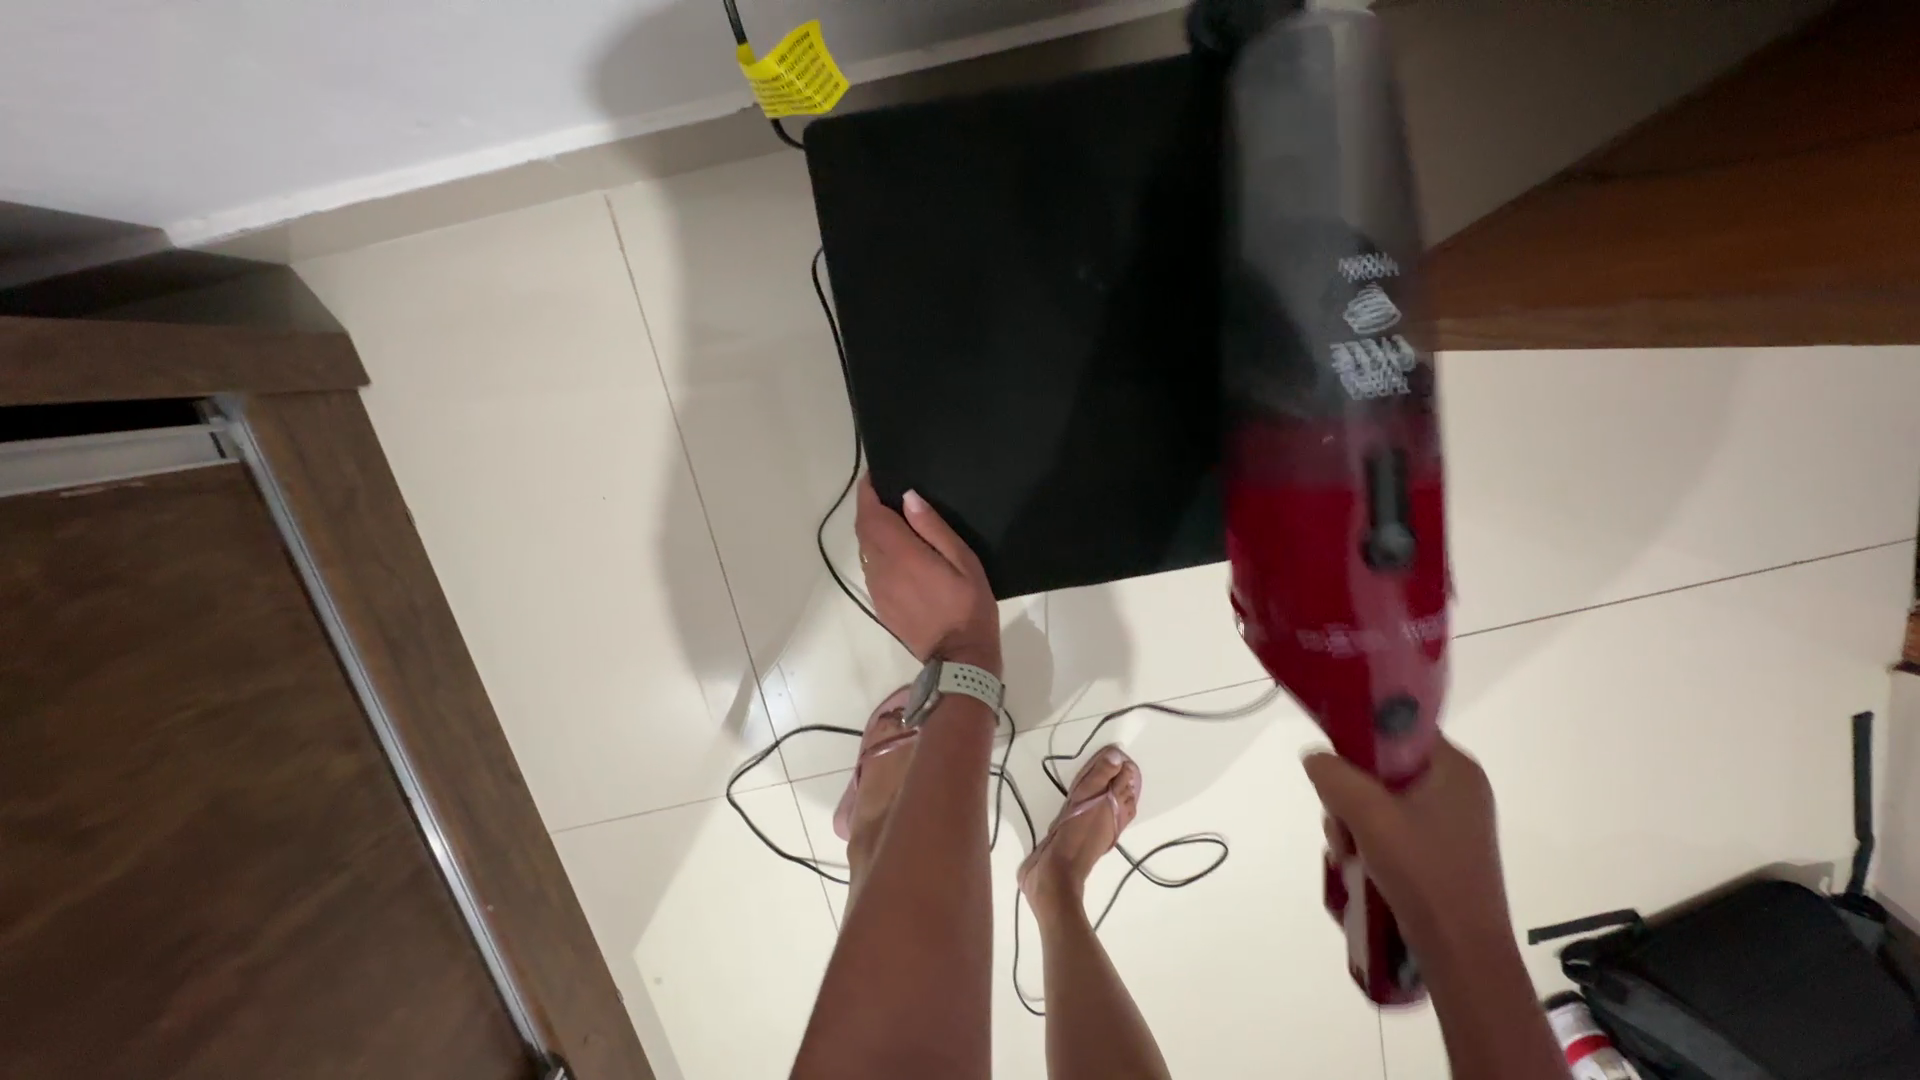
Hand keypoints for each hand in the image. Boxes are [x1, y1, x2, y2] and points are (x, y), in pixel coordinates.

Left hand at [854, 475, 1001, 676]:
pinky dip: (876, 553)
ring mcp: (877, 589)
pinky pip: (870, 570)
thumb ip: (933, 528)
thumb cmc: (968, 606)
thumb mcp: (963, 561)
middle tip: (885, 494)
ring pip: (865, 551)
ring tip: (892, 521)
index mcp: (902, 555)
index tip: (874, 477)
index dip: (867, 493)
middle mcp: (881, 570)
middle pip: (863, 531)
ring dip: (871, 532)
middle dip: (869, 509)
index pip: (872, 516)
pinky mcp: (880, 604)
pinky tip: (895, 554)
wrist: (959, 658)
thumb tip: (908, 498)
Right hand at [1303, 738, 1512, 957]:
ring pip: (1379, 802)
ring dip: (1352, 825)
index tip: (1334, 765)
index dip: (1360, 737)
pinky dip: (1368, 844)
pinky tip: (1359, 869)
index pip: (1398, 728)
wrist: (1463, 956)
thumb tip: (1316, 758)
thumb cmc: (1424, 874)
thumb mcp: (1369, 816)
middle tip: (1341, 826)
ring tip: (1348, 857)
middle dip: (1348, 796)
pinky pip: (1390, 830)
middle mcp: (1457, 790)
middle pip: (1381, 768)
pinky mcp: (1440, 854)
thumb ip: (1334, 775)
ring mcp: (1450, 825)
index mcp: (1455, 770)